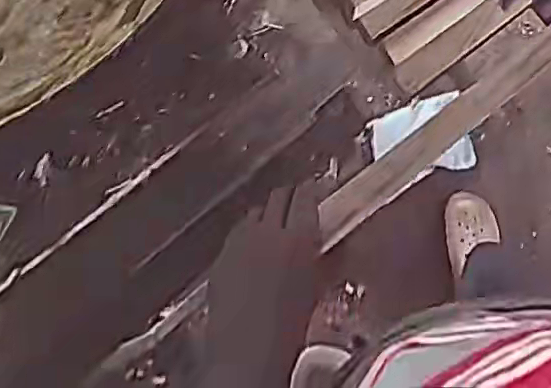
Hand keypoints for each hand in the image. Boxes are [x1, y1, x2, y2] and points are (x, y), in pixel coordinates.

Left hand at [203, 184, 321, 387]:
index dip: (310, 191)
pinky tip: (252, 251)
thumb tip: (328, 240)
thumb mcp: (316, 289)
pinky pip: (238, 231)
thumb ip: (323, 257)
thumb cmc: (288, 332)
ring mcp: (242, 241)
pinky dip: (248, 233)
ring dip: (268, 215)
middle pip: (281, 195)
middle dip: (290, 198)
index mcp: (300, 238)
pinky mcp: (222, 254)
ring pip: (258, 210)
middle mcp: (270, 231)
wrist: (245, 361)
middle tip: (297, 207)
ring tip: (274, 230)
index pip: (305, 194)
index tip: (314, 191)